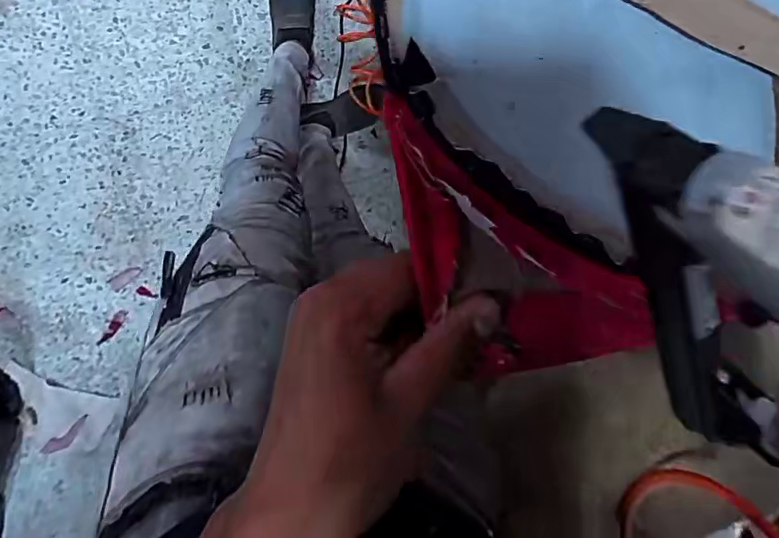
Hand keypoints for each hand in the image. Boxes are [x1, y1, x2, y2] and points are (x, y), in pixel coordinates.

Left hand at [206, 253, 501, 537]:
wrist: (286, 520)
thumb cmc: (346, 464)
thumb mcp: (407, 403)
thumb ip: (449, 343)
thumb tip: (492, 301)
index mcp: (341, 304)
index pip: (411, 266)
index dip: (451, 283)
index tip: (485, 306)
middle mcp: (322, 294)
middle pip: (396, 276)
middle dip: (436, 301)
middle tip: (473, 333)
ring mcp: (314, 313)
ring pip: (384, 294)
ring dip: (417, 317)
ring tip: (451, 349)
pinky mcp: (314, 334)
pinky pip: (365, 311)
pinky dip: (394, 329)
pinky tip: (417, 359)